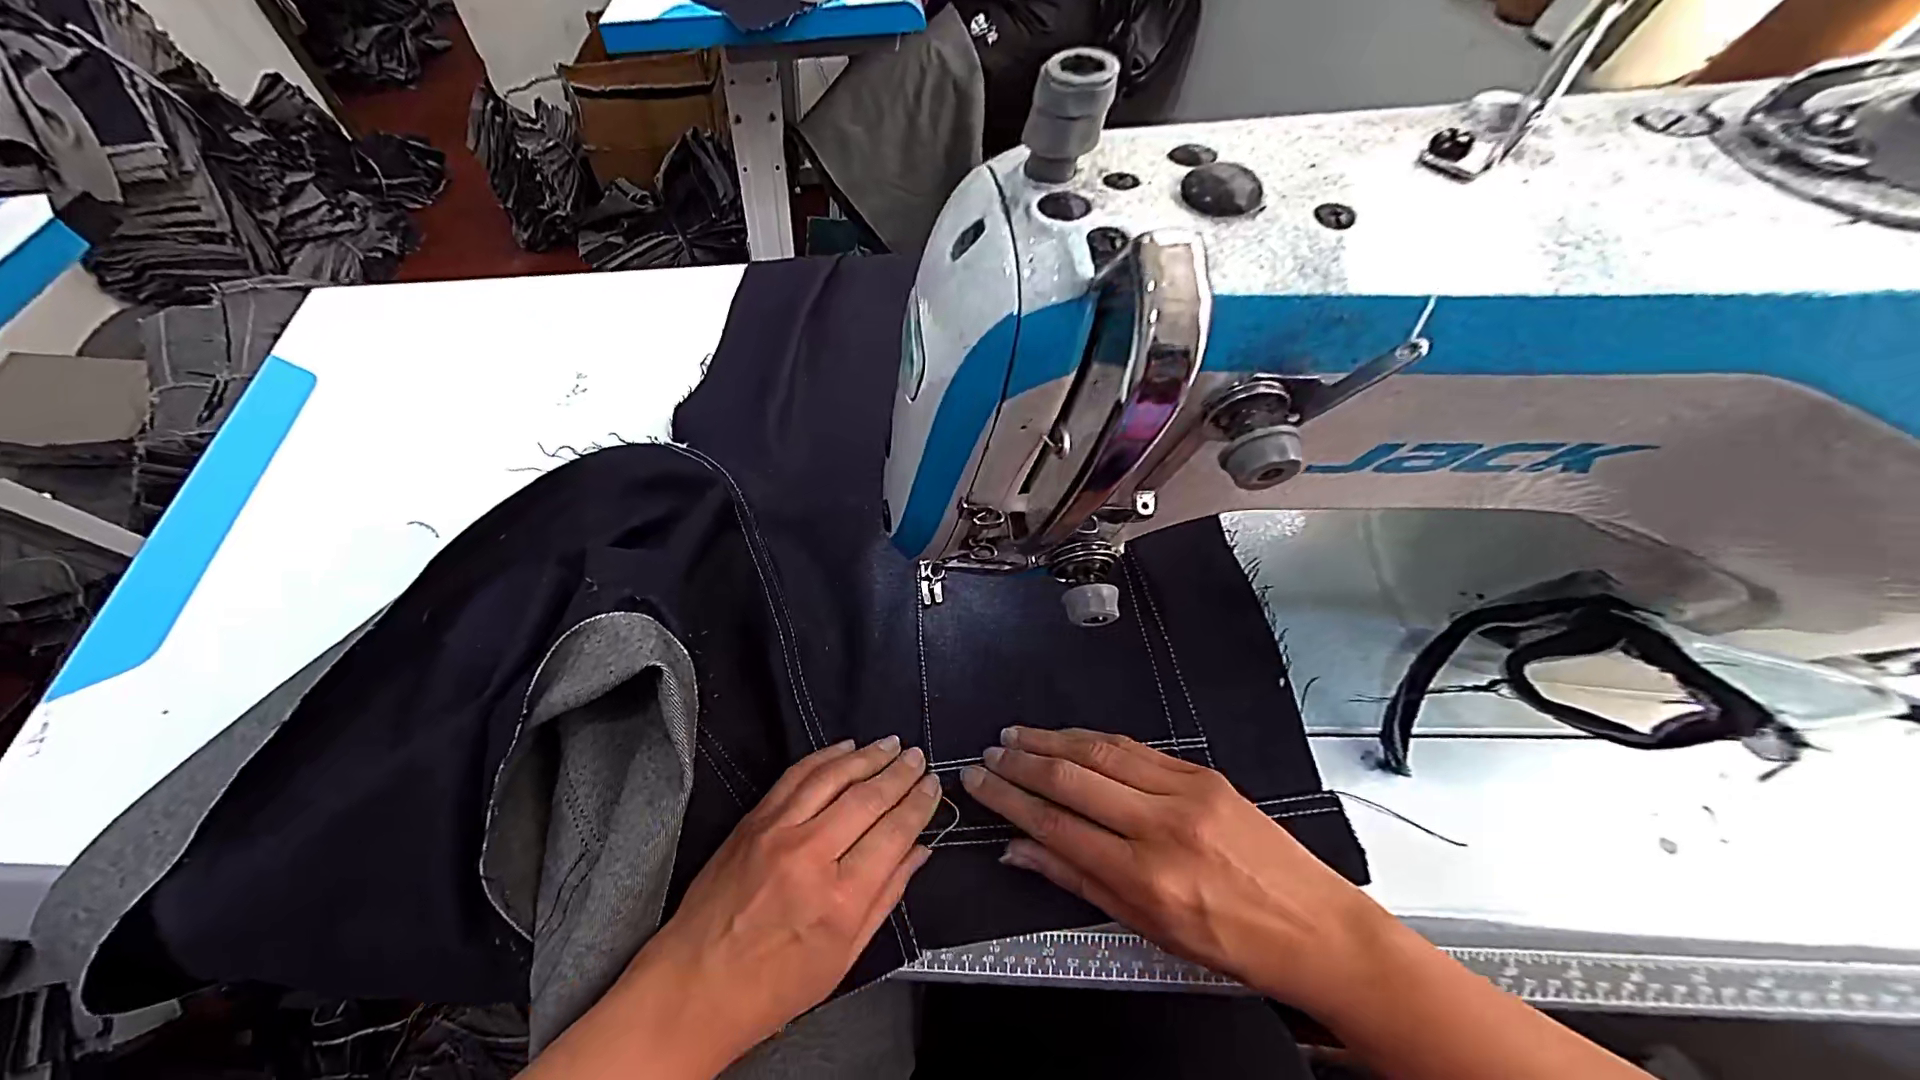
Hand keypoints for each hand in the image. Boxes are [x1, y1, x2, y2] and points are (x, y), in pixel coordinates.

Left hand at [531, 736, 939, 1079]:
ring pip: (834, 776)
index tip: (933, 786)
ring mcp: (777, 831)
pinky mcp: (753, 820)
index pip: (894, 831)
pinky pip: (796, 774)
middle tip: (918, 756)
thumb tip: (919, 851)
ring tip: (892, 744)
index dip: (919, 803)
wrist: (693, 988)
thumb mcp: (845, 957)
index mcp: (840, 898)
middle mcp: (810, 855)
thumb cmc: (772, 987)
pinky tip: (846, 747)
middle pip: (869, 796)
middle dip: (900, 772)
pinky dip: (825, 756)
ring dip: (868, 755)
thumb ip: (888, 896)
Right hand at [961, 726, 1383, 1015]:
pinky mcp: (1202, 773)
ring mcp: (1186, 791)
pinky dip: (1092, 737)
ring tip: (1015, 735)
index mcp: (1146, 876)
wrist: (1316, 927)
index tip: (980, 782)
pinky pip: (1134, 746)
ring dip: (1049, 739)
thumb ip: (1077, 882)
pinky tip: (1068, 735)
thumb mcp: (1148, 929)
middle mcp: (1163, 825)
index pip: (1055, 825)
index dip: (1008, 799)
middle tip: (988, 753)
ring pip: (1099, 751)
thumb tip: (1021, 853)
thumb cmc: (1235, 943)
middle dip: (1020, 762)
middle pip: (1071, 778)